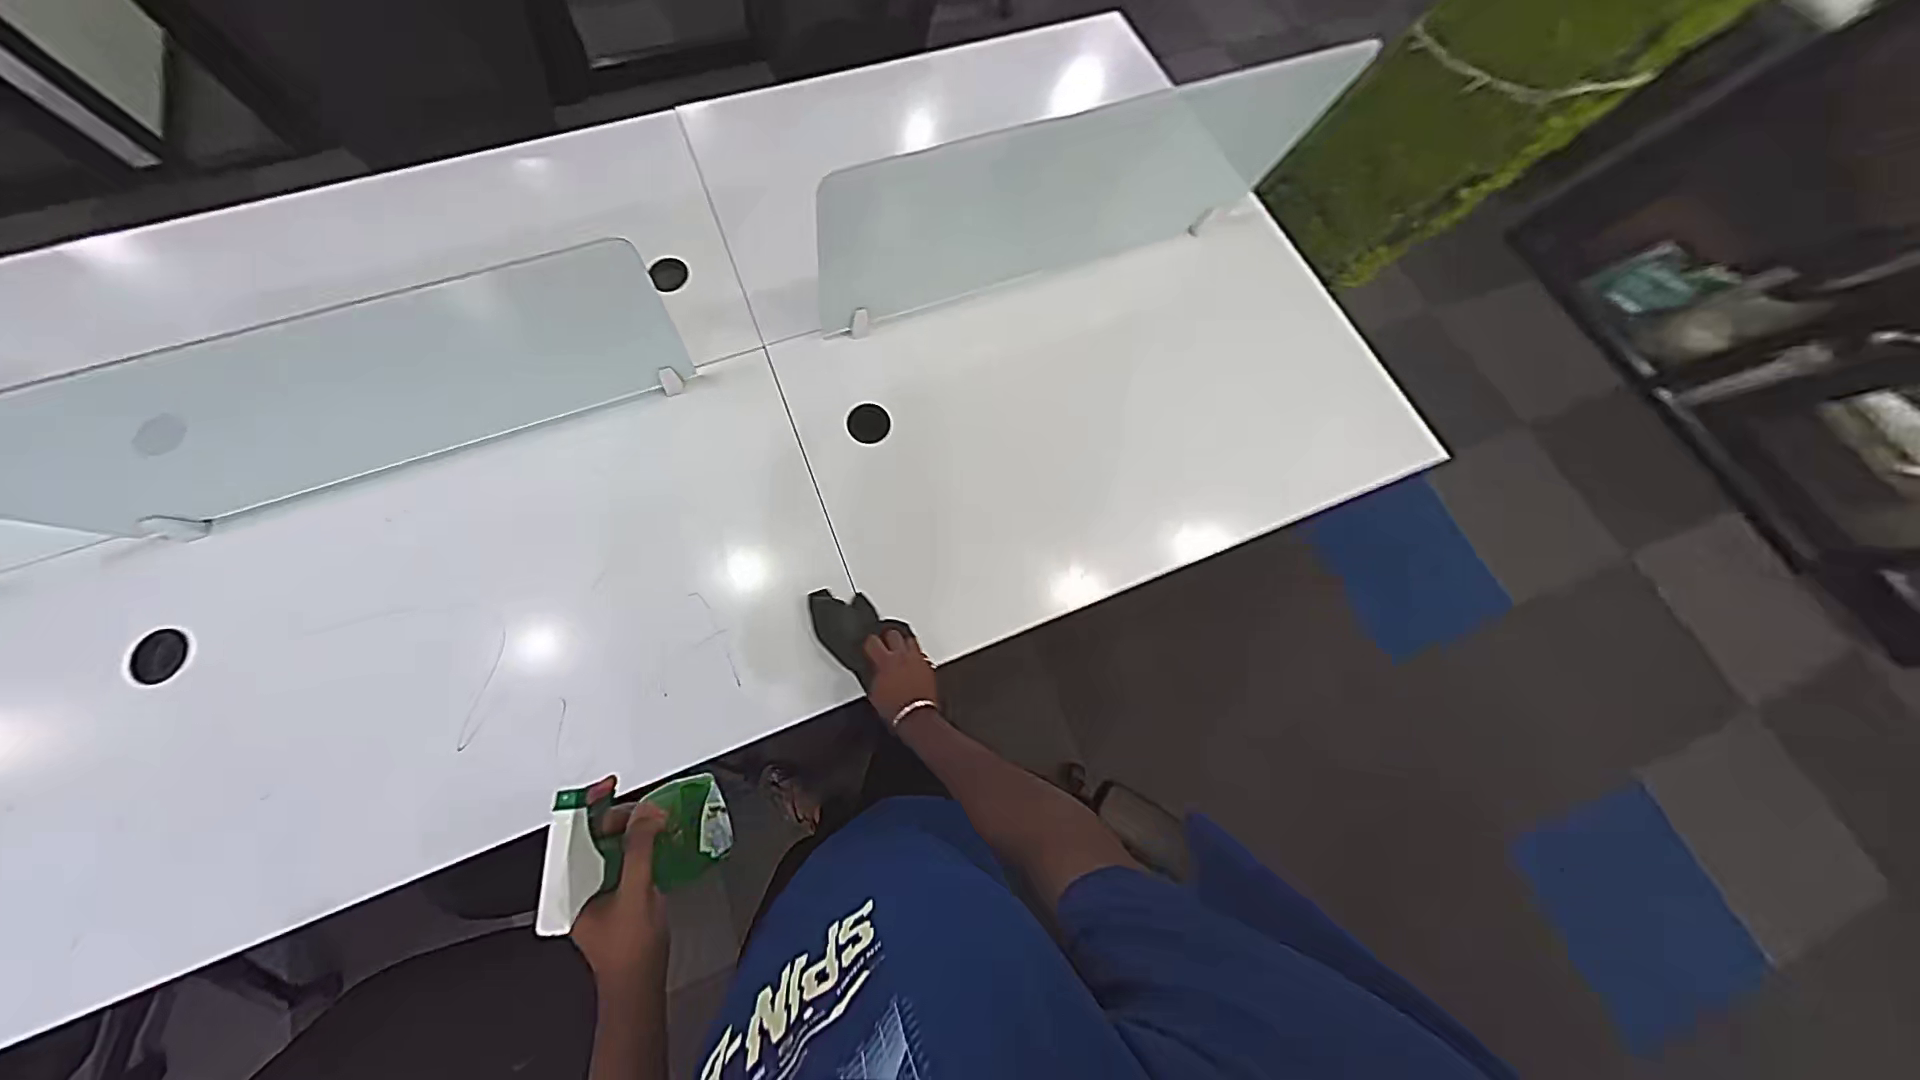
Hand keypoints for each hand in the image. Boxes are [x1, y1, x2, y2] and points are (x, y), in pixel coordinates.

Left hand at [570, 776, 669, 992]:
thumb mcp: (635, 893)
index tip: (609, 785)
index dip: (589, 806)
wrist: (640, 984)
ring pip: (612, 844)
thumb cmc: (631, 949)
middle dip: (621, 815)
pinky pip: (626, 854)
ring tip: (655, 817)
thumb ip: (640, 850)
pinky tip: (657, 836)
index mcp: (571, 886)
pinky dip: (642, 841)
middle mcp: (580, 884)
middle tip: (647, 808)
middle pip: (594, 835)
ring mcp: (599, 887)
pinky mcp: (618, 890)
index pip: (574, 835)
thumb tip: (646, 812)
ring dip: (634, 827)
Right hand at [864, 630, 938, 724]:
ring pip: (909, 640)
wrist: (914, 716)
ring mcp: (916, 659)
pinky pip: (920, 653)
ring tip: (899, 651)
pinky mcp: (927, 665)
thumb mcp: (874, 691)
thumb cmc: (894, 708)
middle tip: (884, 644)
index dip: (869, 643)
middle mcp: (902, 657)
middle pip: (893, 634)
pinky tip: (910, 662)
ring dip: (903, 644)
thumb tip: (875, 668)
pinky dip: (914, 655)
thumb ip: (874, 673)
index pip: (873, 641)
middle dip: (887, 638)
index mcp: (885, 662)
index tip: (869, 646)